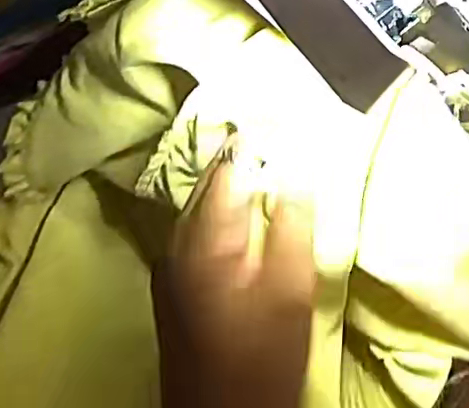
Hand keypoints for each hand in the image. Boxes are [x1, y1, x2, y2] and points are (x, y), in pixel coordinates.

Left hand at [153, 143, 314, 407]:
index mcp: (202, 236)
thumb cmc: (262, 354)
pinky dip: (233, 201)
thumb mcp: (290, 283)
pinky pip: (206, 220)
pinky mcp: (178, 279)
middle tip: (293, 129)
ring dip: (243, 175)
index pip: (232, 161)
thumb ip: (293, 217)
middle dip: (253, 149)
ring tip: (282, 158)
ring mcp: (171, 262)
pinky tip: (260, 201)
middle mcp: (176, 240)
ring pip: (210, 196)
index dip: (265, 135)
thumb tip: (297, 164)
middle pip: (216, 175)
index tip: (297, 115)